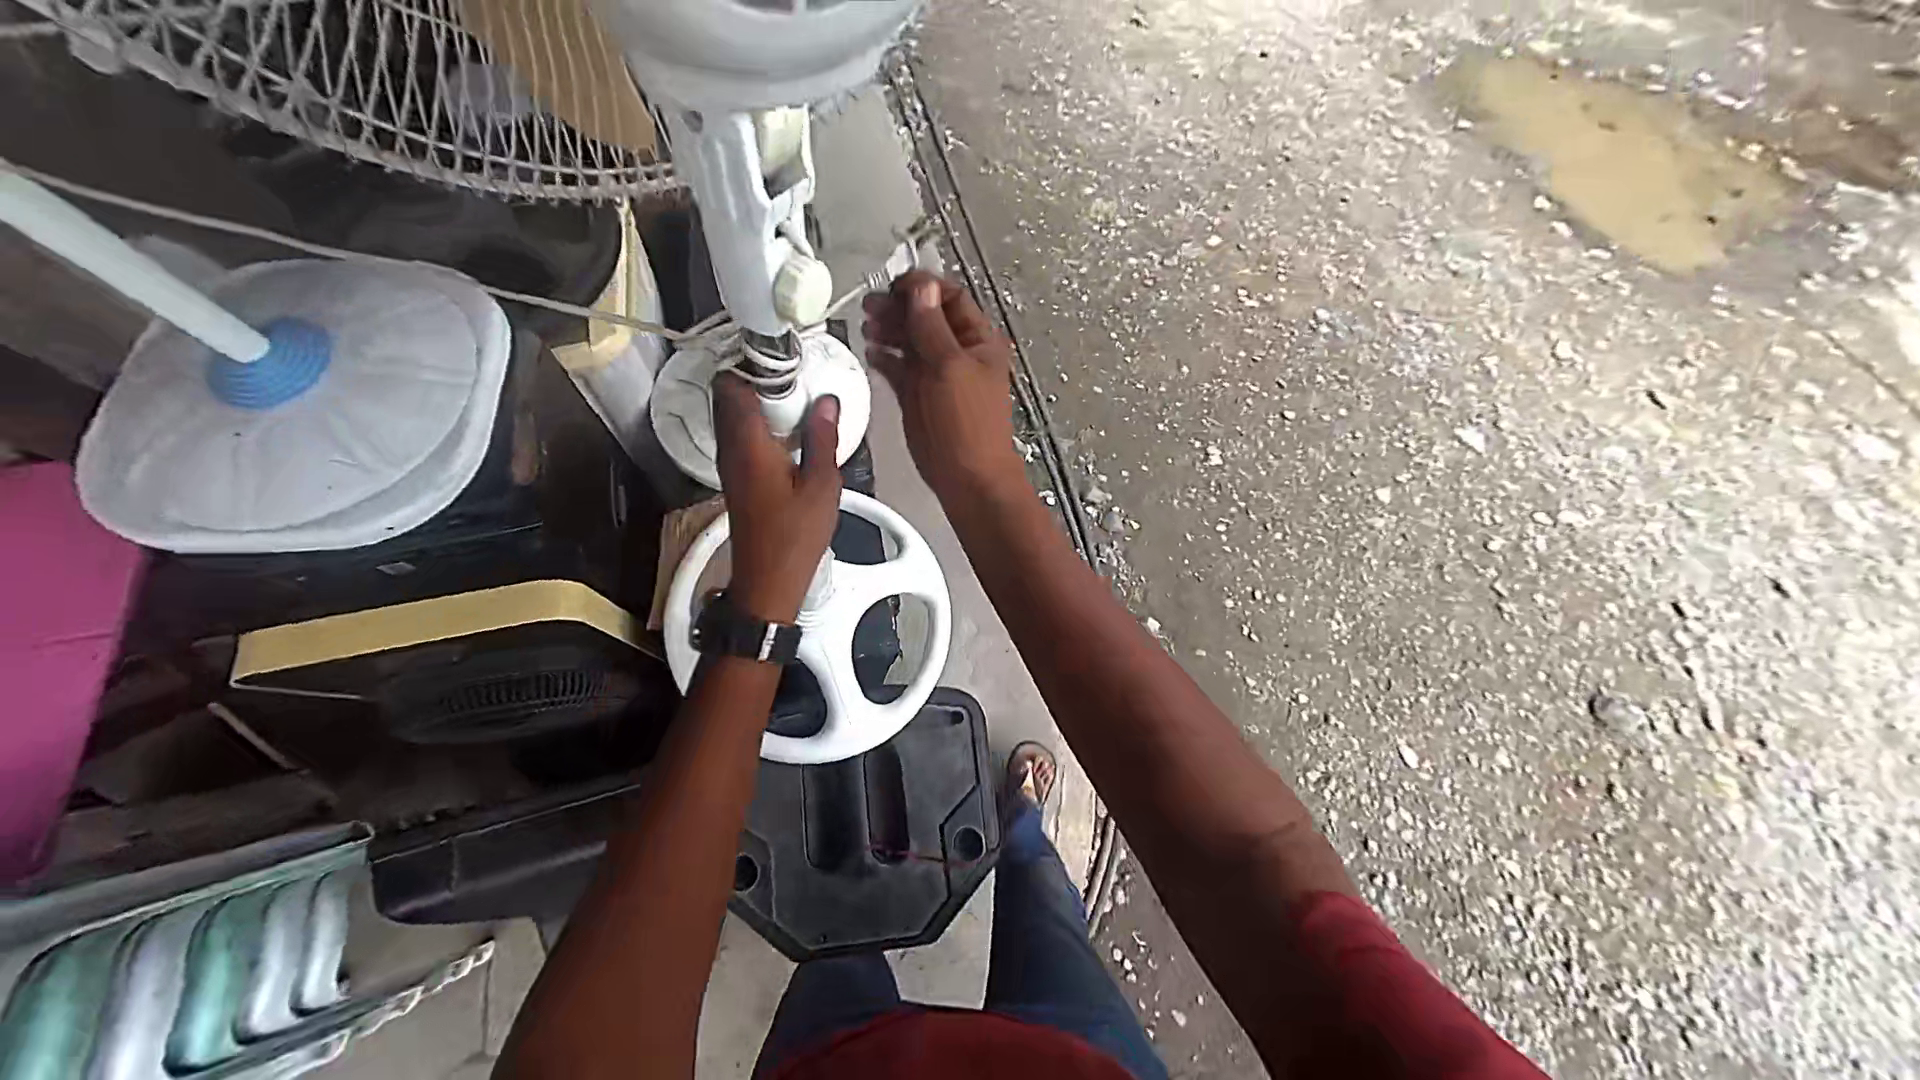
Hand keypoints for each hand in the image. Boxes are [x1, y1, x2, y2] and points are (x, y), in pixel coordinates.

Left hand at [711, 373, 841, 623]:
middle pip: (729, 396)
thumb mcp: (822, 484)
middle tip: (794, 376)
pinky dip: (758, 425)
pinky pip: (740, 436)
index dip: (753, 364)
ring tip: (795, 400)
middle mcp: (730, 449)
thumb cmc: (795, 535)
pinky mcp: (736, 478)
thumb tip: (826, 401)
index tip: (783, 359)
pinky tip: (788, 433)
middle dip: (757, 380)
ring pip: (733, 416)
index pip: (733, 385)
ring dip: (758, 403)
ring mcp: (730, 464)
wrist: (769, 578)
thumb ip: (822, 437)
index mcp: (748, 444)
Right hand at [862, 270, 1026, 506]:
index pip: (949, 298)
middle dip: (899, 308)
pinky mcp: (916, 395)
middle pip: (925, 317)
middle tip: (871, 307)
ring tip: (868, 327)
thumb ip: (932, 327)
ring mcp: (935, 374)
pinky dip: (885, 358)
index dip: (922, 288)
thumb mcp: (950, 367)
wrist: (966, 475)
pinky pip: (899, 368)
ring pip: (909, 341)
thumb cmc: (968, 422)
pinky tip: (871, 352)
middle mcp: (957, 352)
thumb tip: (921, 288)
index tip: (893, 287)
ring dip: (889, 330)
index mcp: (977, 340)